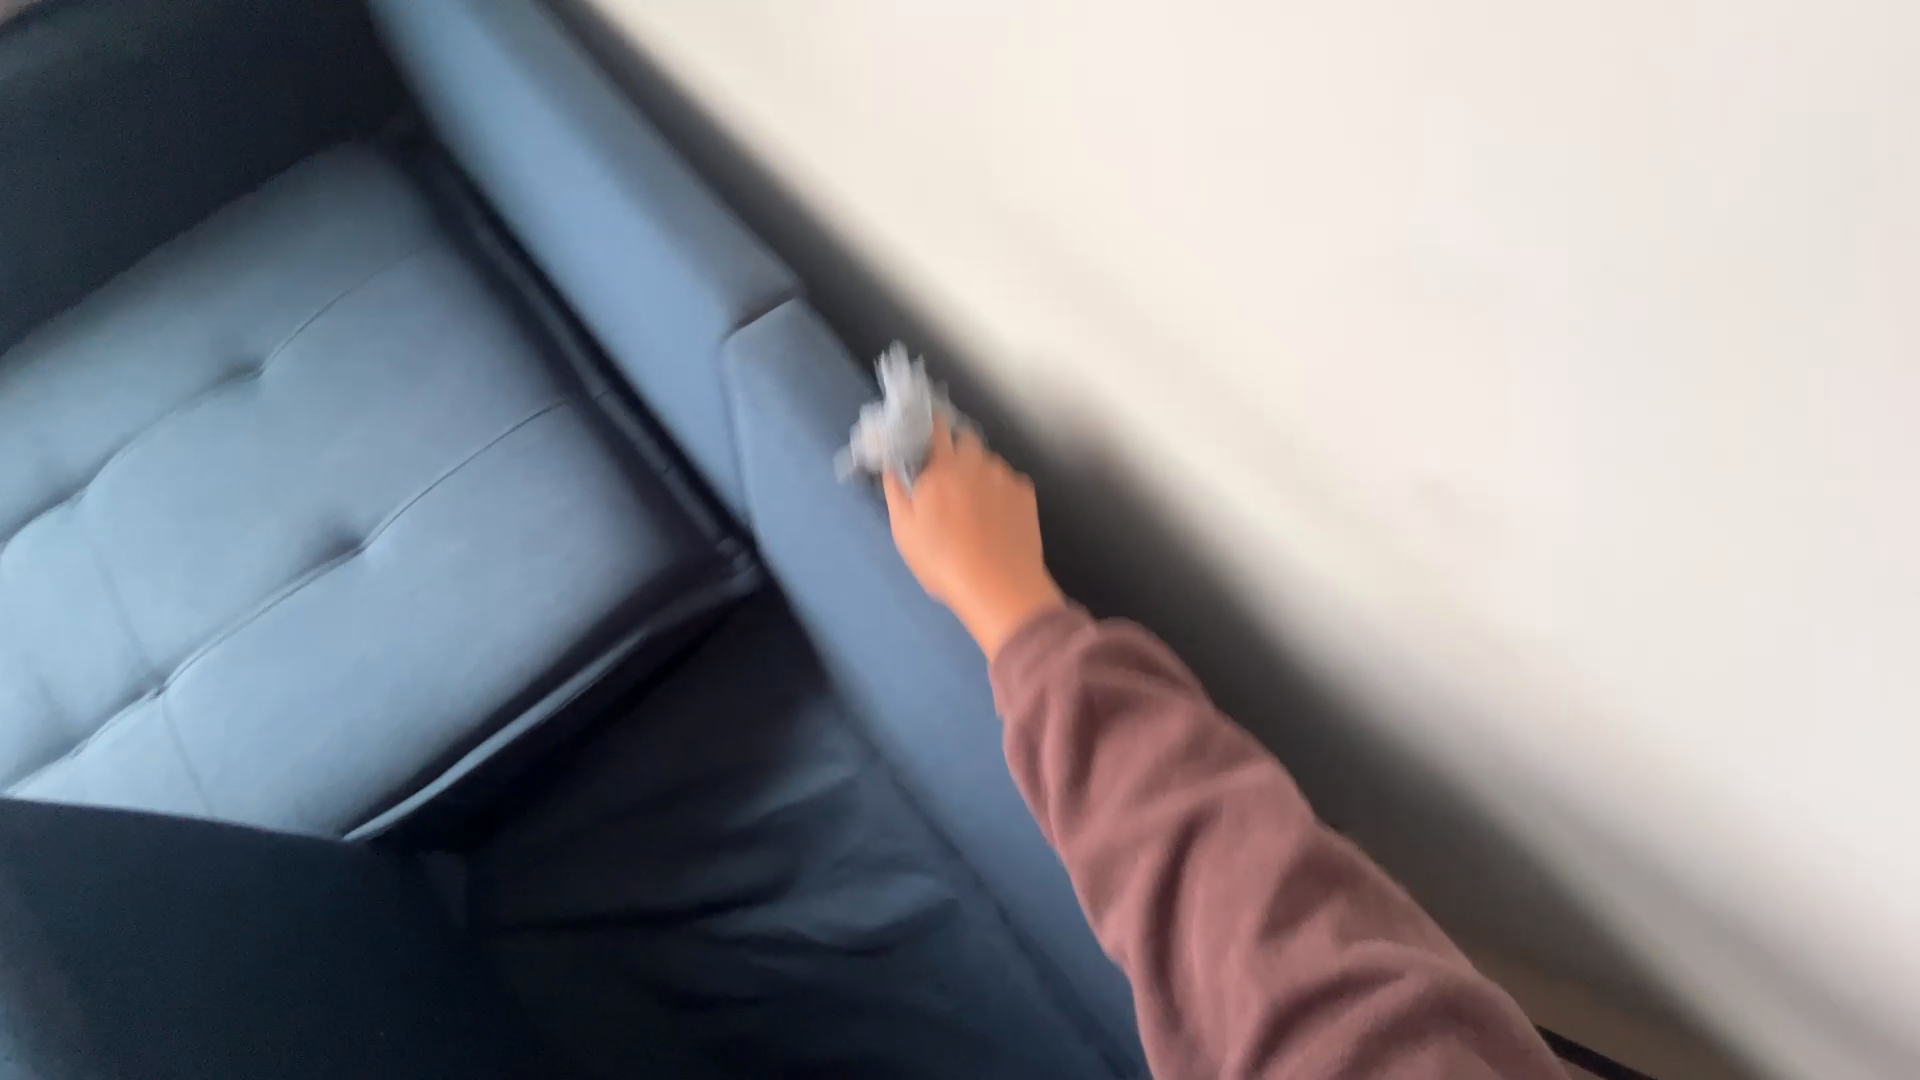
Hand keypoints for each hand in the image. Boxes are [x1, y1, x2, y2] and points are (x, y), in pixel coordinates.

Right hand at [883, 420, 1064, 660]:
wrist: (999, 586)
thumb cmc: (943, 561)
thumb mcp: (905, 532)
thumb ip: (897, 493)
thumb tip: (892, 468)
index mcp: (941, 469)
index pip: (938, 432)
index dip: (933, 427)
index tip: (931, 429)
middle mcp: (976, 465)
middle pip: (968, 440)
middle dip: (959, 449)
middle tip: (951, 477)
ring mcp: (1005, 478)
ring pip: (991, 463)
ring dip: (981, 473)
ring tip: (977, 505)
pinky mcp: (1027, 495)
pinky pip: (1011, 483)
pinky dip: (1003, 492)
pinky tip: (998, 518)